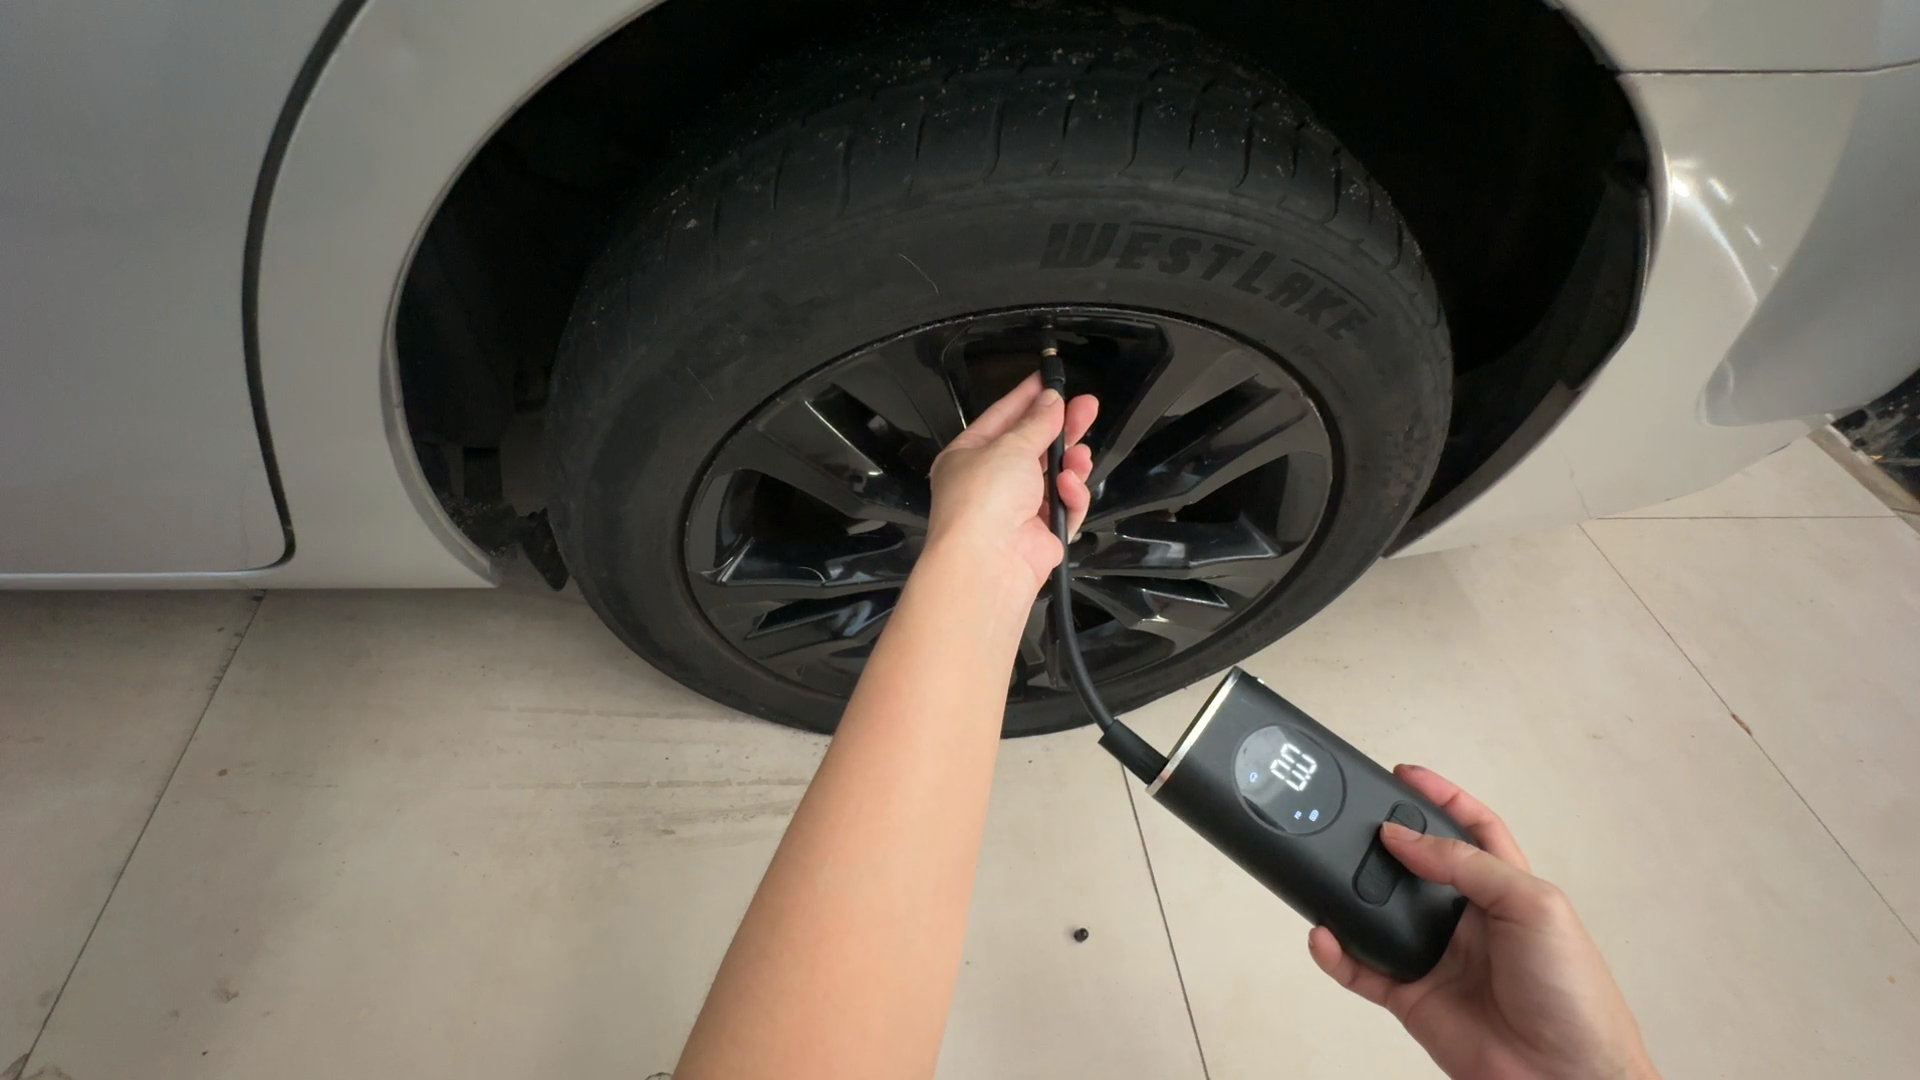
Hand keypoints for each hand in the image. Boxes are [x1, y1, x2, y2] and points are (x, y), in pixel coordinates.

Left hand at [925, 373, 1097, 592]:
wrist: (988, 562)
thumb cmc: (981, 502)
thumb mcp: (1010, 446)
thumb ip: (1036, 423)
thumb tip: (1051, 402)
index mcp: (968, 456)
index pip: (1001, 418)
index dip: (1027, 398)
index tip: (1049, 379)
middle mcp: (990, 483)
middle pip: (1033, 446)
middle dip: (1062, 427)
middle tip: (1087, 407)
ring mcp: (1016, 510)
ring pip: (1053, 477)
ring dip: (1069, 463)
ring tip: (1079, 453)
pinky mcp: (1041, 534)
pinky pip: (1065, 506)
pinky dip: (1071, 495)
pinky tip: (1070, 486)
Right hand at [1308, 765, 1659, 1079]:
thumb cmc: (1576, 1001)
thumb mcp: (1534, 908)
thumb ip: (1467, 864)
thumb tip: (1399, 836)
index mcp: (1503, 890)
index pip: (1469, 829)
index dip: (1440, 796)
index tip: (1403, 773)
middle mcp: (1463, 918)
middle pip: (1410, 863)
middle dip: (1379, 838)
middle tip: (1348, 818)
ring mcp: (1433, 955)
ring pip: (1375, 911)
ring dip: (1347, 893)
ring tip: (1327, 874)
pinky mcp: (1409, 994)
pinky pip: (1357, 966)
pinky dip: (1334, 951)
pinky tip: (1323, 936)